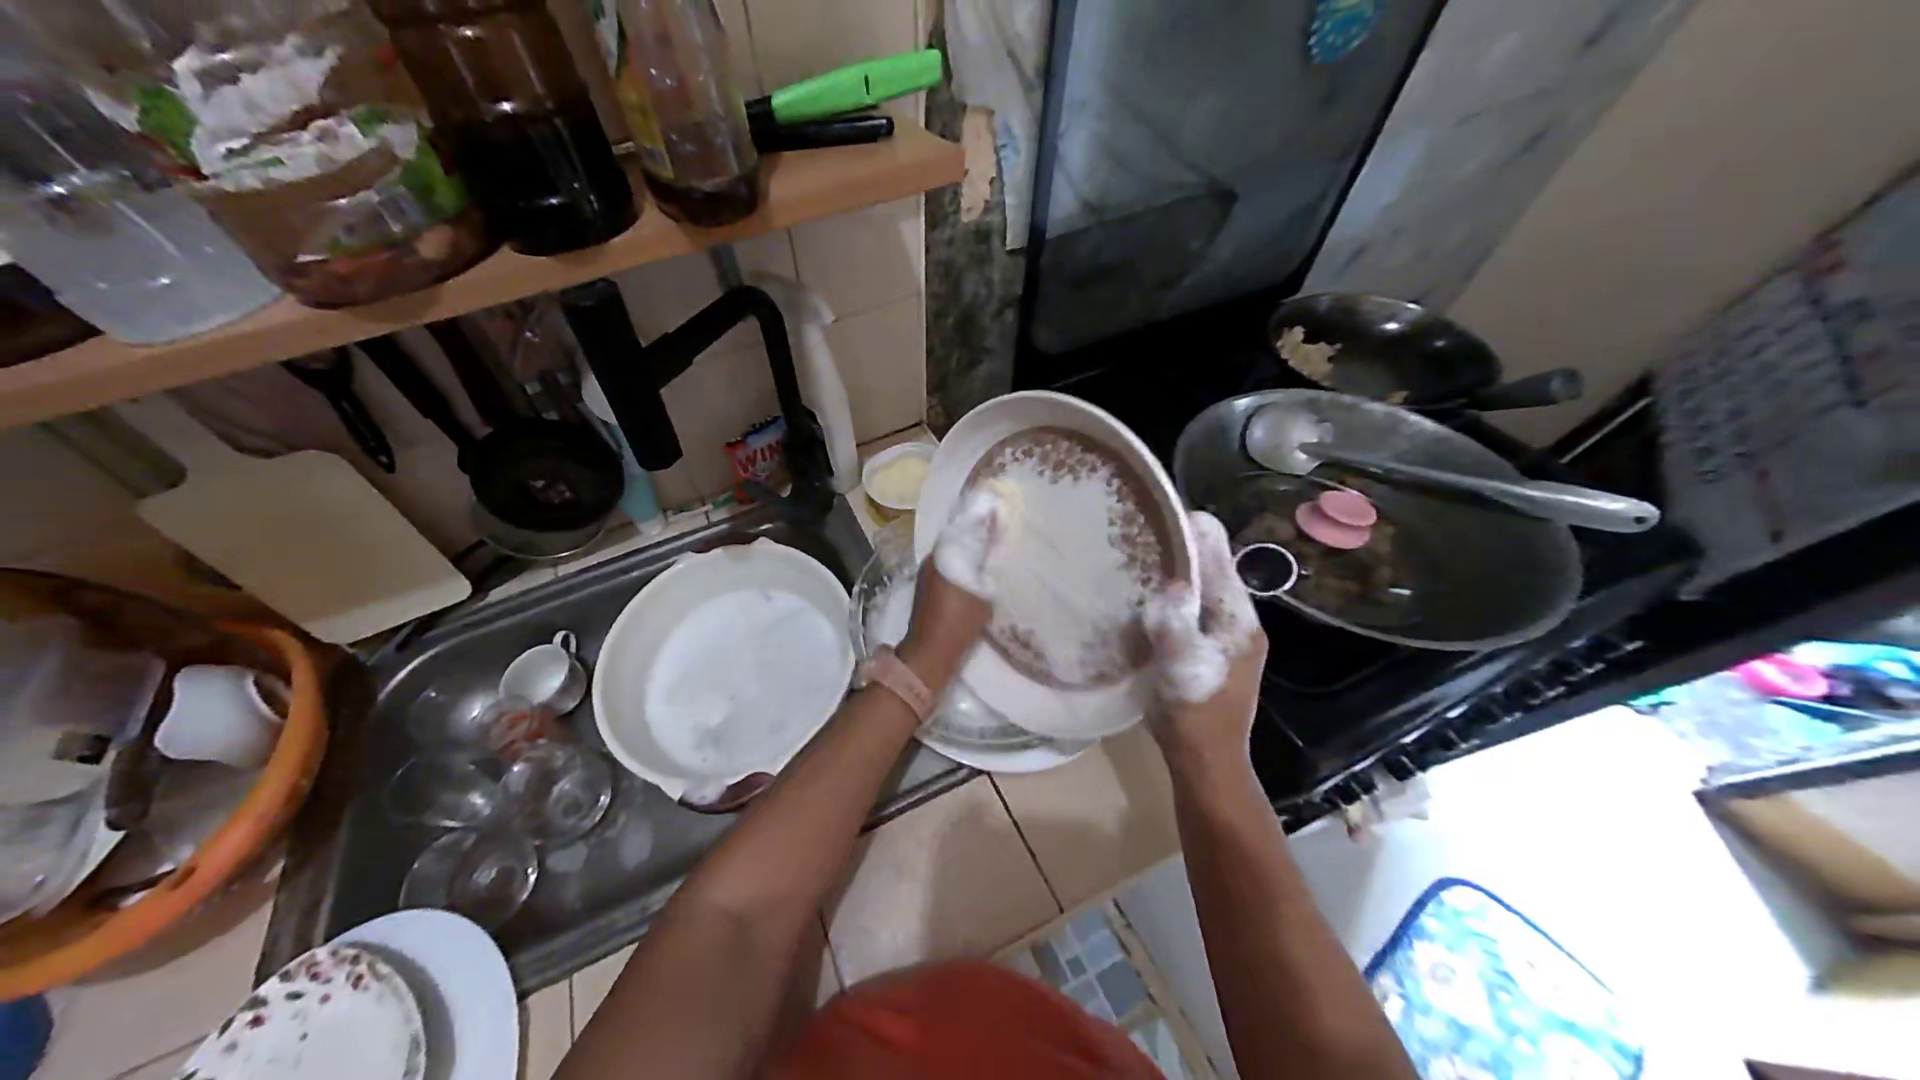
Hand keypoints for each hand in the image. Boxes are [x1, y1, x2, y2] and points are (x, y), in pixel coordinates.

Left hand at [900, 490, 1002, 688]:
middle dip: (979, 532)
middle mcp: (932, 559)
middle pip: (959, 537)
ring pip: (956, 553)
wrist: (931, 654)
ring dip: (974, 550)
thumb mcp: (981, 587)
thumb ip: (986, 556)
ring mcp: (929, 575)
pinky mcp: (931, 590)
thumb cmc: (958, 620)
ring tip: (999, 549)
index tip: (1004, 509)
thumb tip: (992, 524)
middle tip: (1006, 529)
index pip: (964, 524)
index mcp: (942, 553)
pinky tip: (984, 571)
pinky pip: (952, 567)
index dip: (983, 516)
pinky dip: (968, 565)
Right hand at [1141, 511, 1266, 776]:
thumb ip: (1175, 616)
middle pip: (1216, 575)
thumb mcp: (1179, 662)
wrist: (1207, 763)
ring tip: (1146, 561)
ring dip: (1183, 577)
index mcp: (1239, 621)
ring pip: (1208, 595)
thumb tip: (1171, 576)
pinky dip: (1181, 601)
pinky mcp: (1218, 657)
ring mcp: (1233, 643)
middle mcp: (1243, 626)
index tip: (1167, 512)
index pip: (1222, 561)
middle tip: (1148, 535)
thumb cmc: (1193, 712)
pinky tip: (1154, 603)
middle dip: (1187, 552)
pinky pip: (1200, 614)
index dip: (1198, 533)